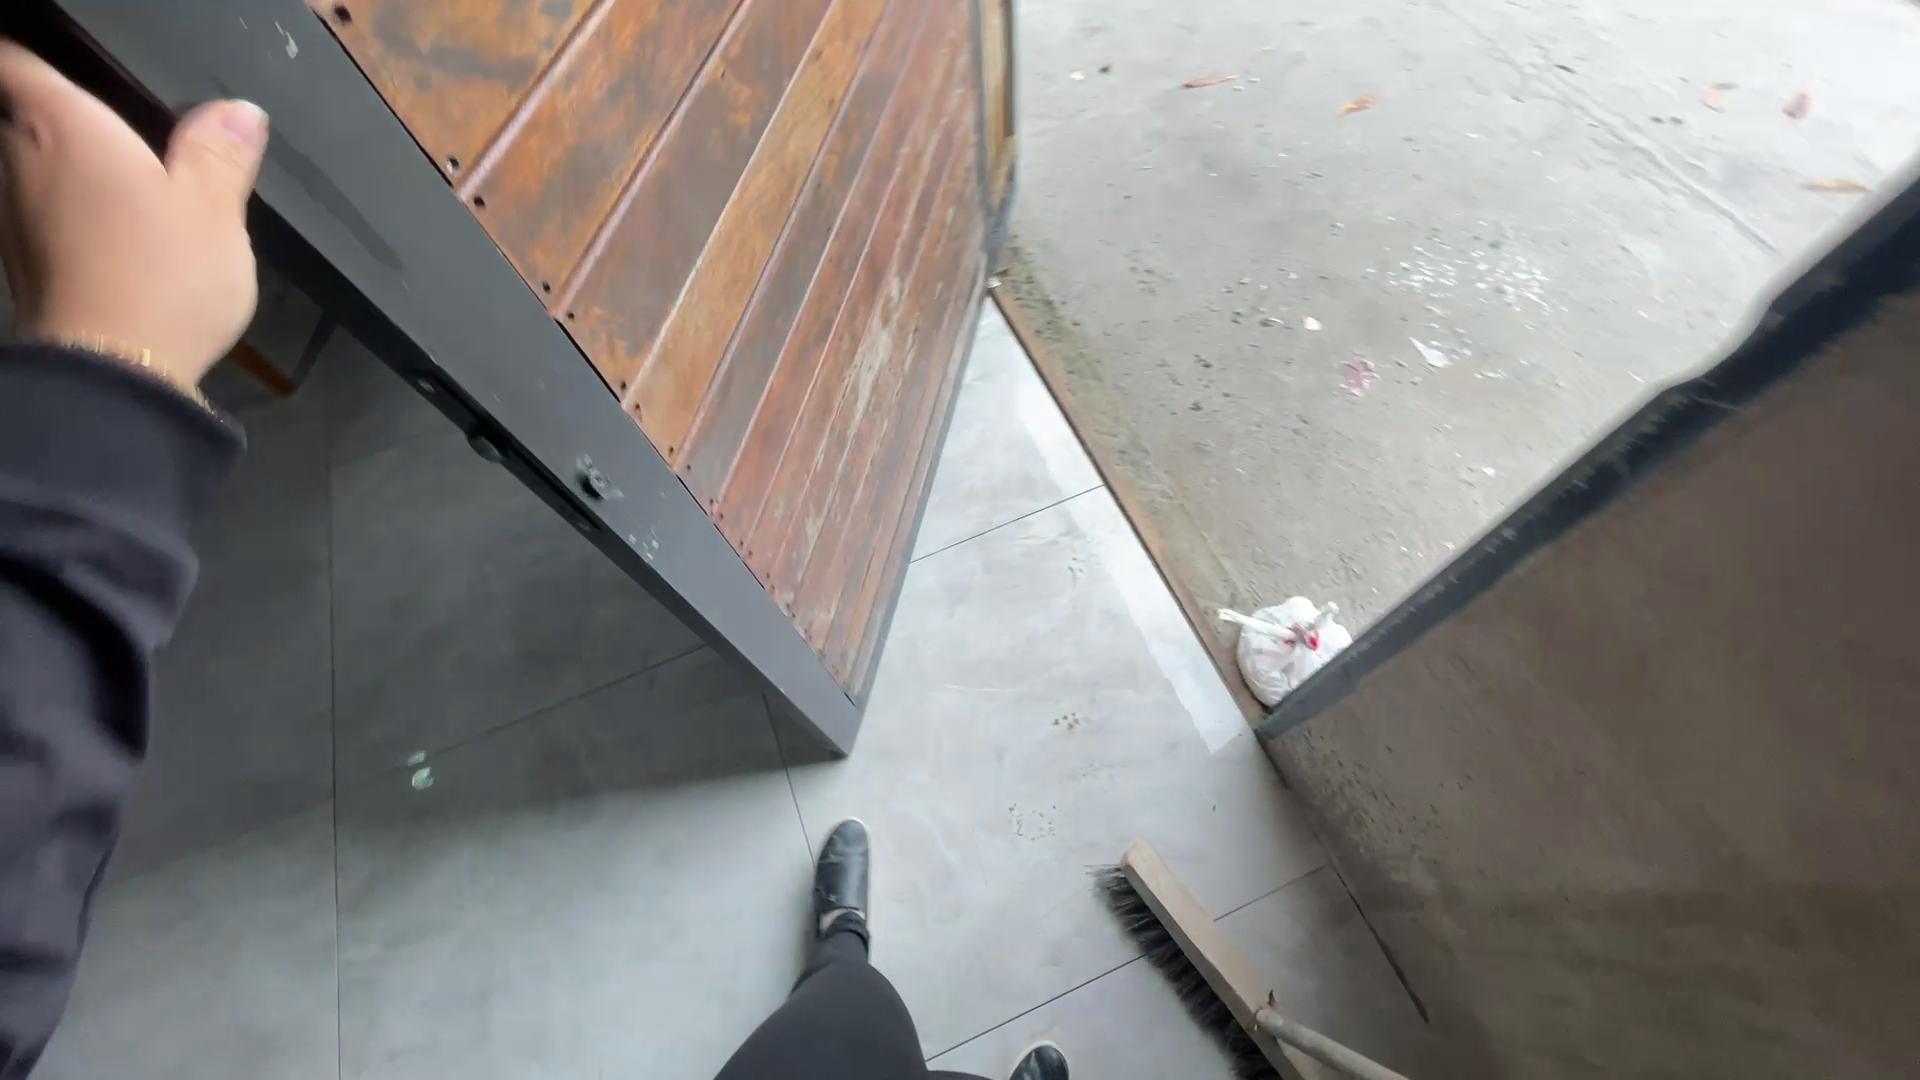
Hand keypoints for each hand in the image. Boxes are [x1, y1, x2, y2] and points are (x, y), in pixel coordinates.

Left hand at [0, 40, 267, 393]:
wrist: (118, 359)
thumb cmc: (167, 271)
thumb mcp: (216, 210)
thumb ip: (220, 155)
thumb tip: (240, 111)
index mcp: (60, 123)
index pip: (16, 56)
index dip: (47, 58)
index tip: (95, 78)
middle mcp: (12, 150)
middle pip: (26, 113)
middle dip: (76, 124)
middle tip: (146, 148)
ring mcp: (9, 205)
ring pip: (37, 166)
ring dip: (79, 175)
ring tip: (146, 202)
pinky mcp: (22, 252)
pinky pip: (46, 212)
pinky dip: (80, 217)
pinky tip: (128, 245)